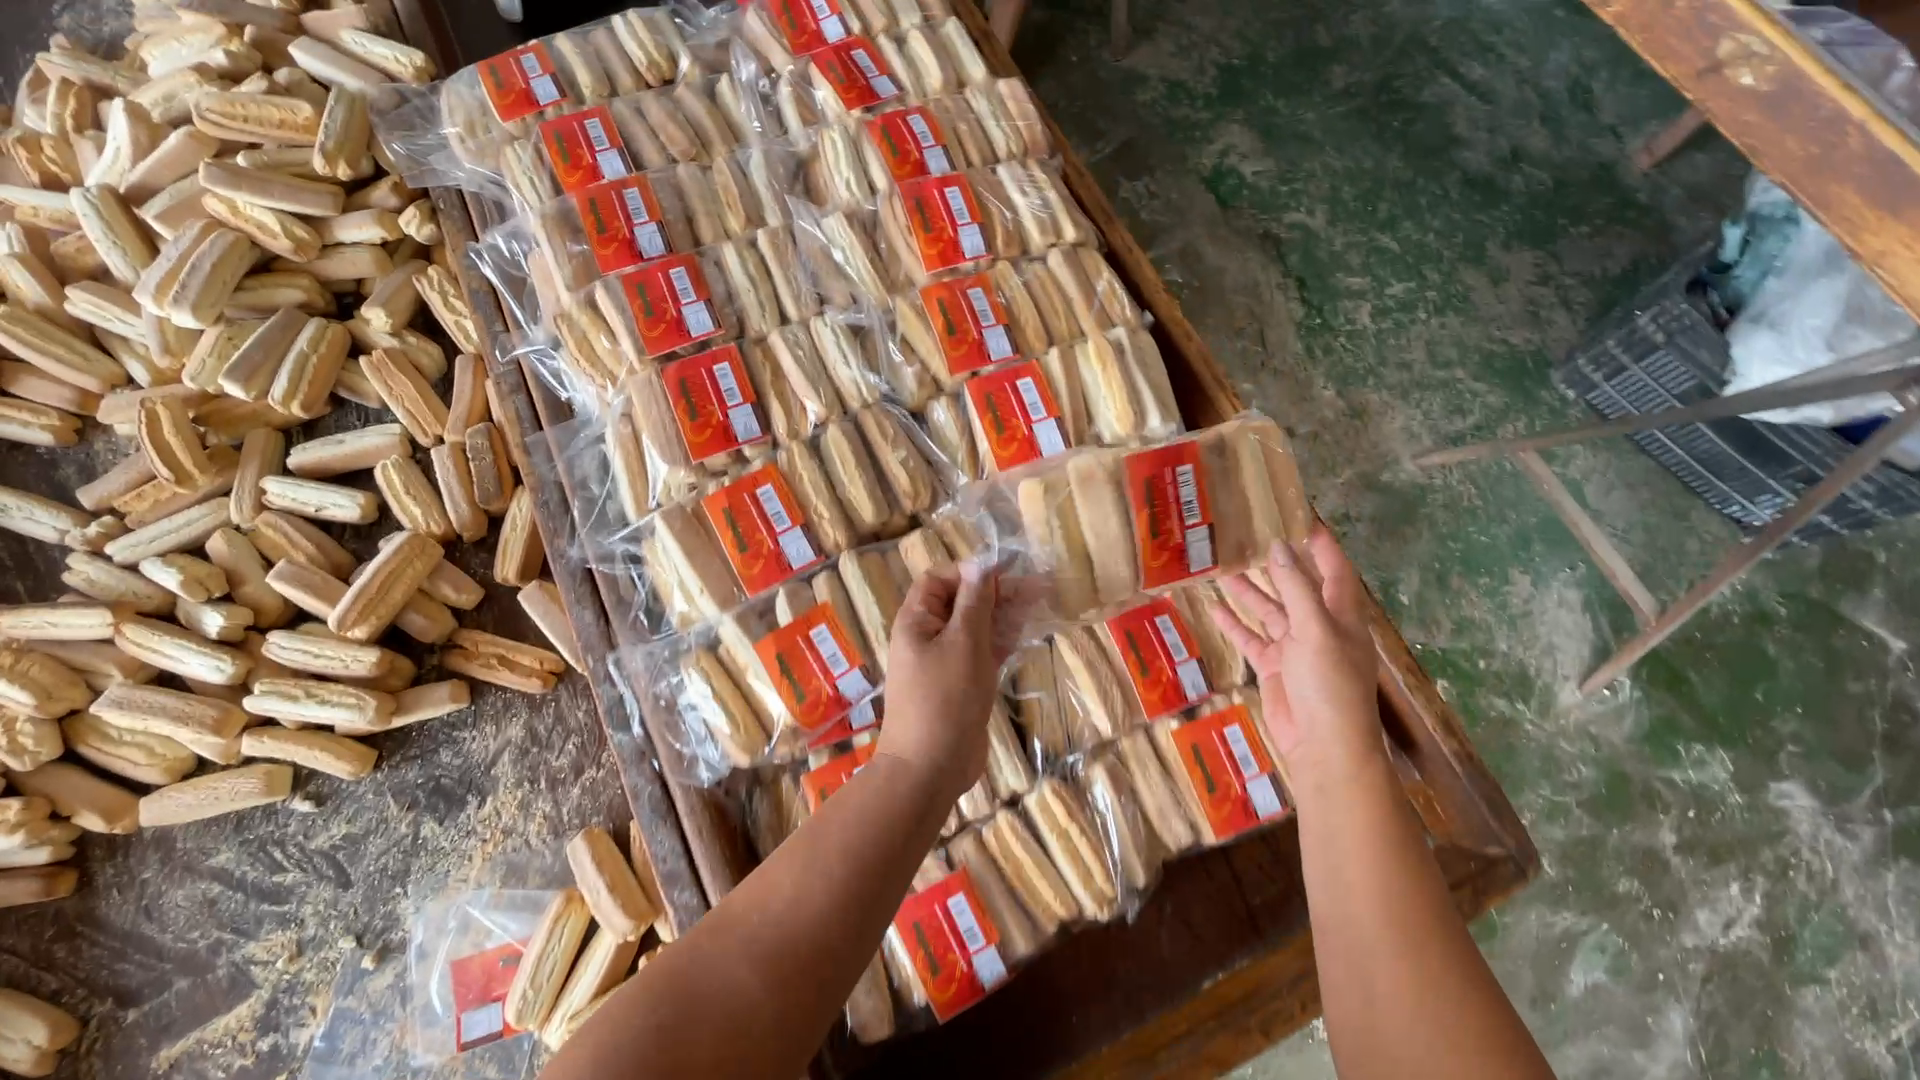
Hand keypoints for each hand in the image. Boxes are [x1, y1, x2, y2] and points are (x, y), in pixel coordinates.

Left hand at [878, 562, 1016, 805]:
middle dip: (996, 592)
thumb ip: (975, 603)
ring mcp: (945, 662)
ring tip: (1040, 603)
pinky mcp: (962, 684)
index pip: (939, 579)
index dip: (970, 572)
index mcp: (916, 621)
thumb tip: (982, 565)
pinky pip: (982, 652)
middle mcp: (927, 636)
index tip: (1006, 573)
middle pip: (961, 602)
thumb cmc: (945, 699)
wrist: (931, 768)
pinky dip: (1002, 640)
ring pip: (976, 627)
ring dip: (1004, 614)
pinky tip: (1027, 632)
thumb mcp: (963, 643)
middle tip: (1037, 587)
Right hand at [1209, 525, 1384, 791]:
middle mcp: (1319, 624)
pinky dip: (1234, 624)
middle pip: (1295, 585)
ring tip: (1220, 566)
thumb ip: (1295, 588)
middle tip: (1246, 535)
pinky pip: (1251, 638)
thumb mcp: (1315, 629)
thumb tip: (1278, 547)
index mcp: (1340, 612)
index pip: (1332, 566)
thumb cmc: (1330, 683)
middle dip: (1274, 561)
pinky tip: (1214, 607)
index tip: (1296, 514)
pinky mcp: (1274, 667)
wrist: (1324, 744)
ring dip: (1248, 590)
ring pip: (1268, 609)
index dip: (1318, 541)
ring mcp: (1295, 646)